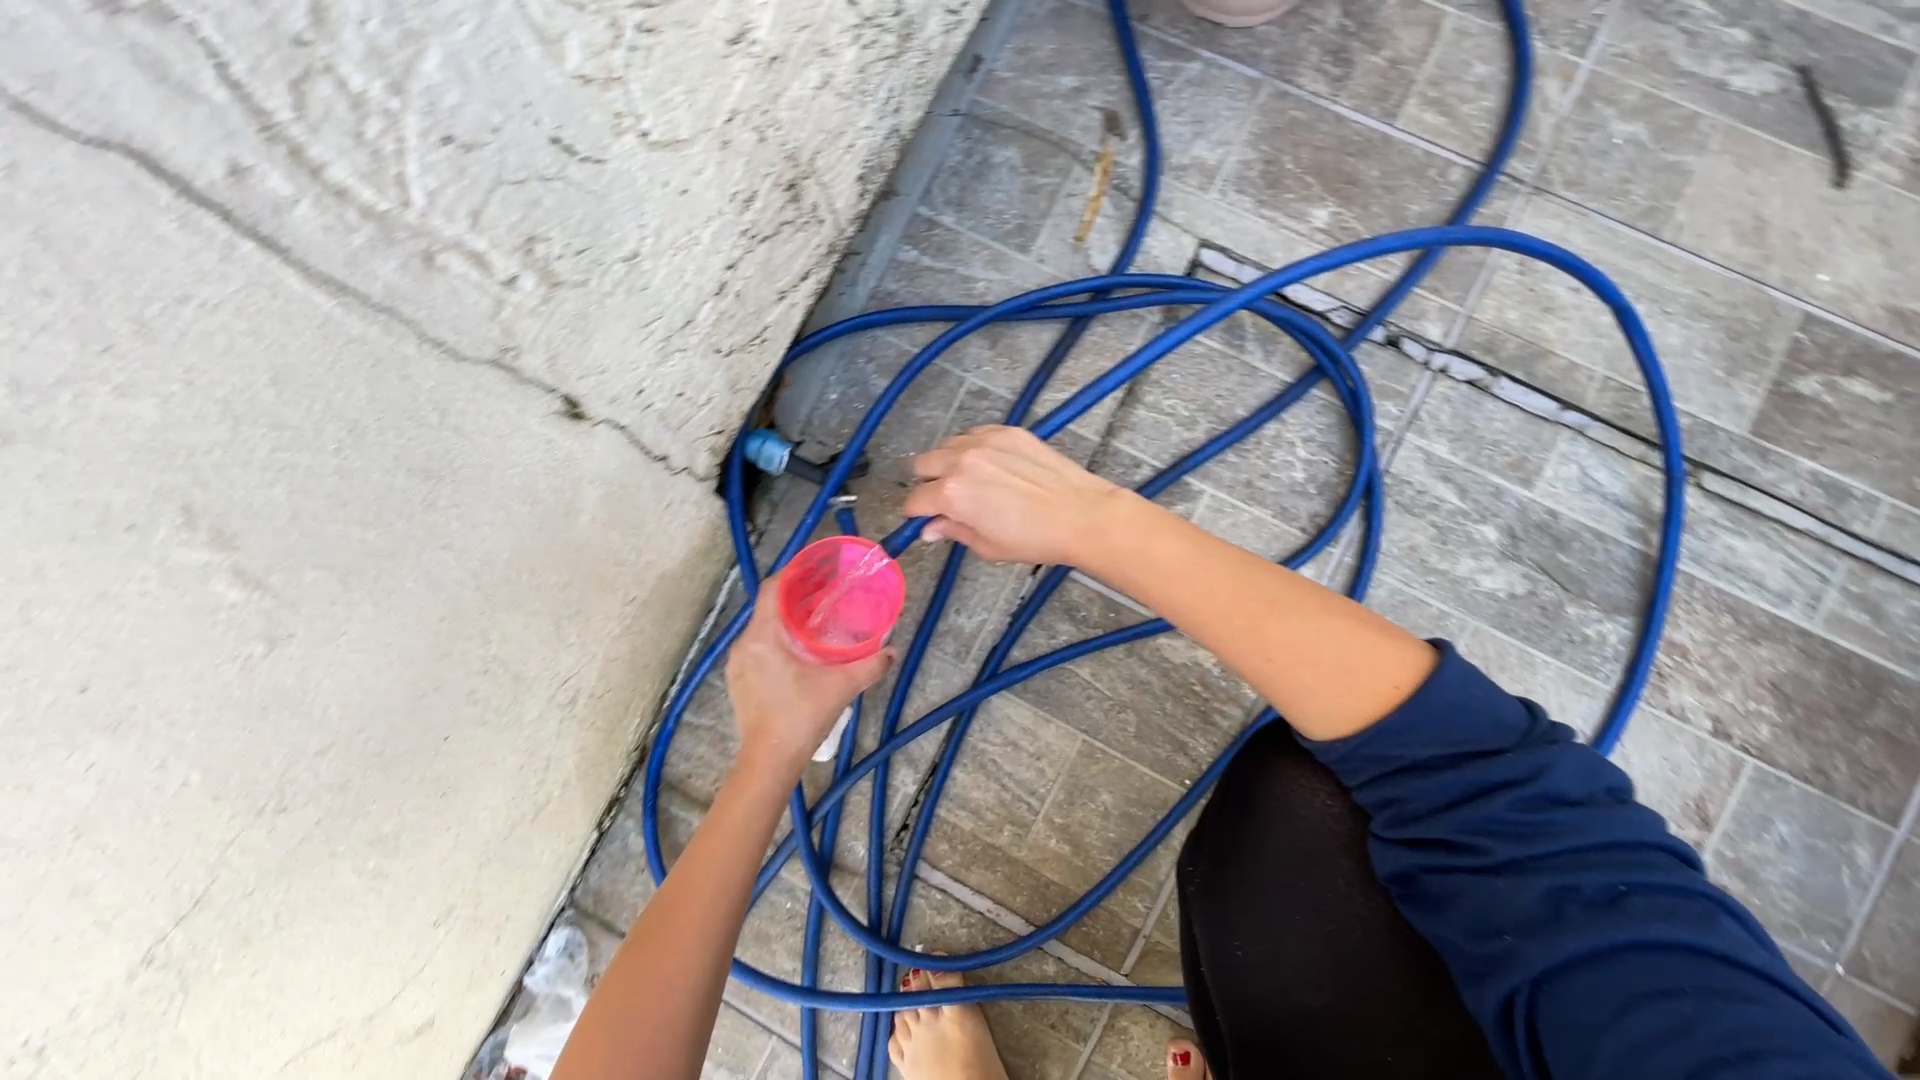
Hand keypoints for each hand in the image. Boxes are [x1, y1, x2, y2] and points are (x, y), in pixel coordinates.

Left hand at [725, 572, 895, 779]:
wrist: (770, 760)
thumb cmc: (801, 717)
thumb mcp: (842, 687)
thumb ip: (870, 666)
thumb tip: (892, 651)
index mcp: (763, 637)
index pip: (772, 589)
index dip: (793, 573)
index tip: (816, 569)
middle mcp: (744, 645)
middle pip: (767, 607)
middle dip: (795, 598)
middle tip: (824, 596)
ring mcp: (738, 665)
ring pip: (761, 629)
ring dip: (784, 622)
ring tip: (813, 623)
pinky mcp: (738, 681)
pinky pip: (757, 649)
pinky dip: (776, 642)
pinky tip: (797, 654)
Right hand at [903, 426, 1139, 564]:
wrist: (1082, 515)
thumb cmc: (1037, 537)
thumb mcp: (987, 546)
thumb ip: (953, 532)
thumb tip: (932, 528)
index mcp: (952, 494)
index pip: (915, 500)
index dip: (916, 513)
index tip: (923, 517)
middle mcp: (963, 462)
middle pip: (922, 464)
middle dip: (927, 483)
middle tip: (944, 499)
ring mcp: (986, 442)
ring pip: (946, 445)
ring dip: (948, 462)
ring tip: (969, 481)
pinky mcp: (1008, 432)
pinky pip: (975, 434)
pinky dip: (974, 448)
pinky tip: (990, 466)